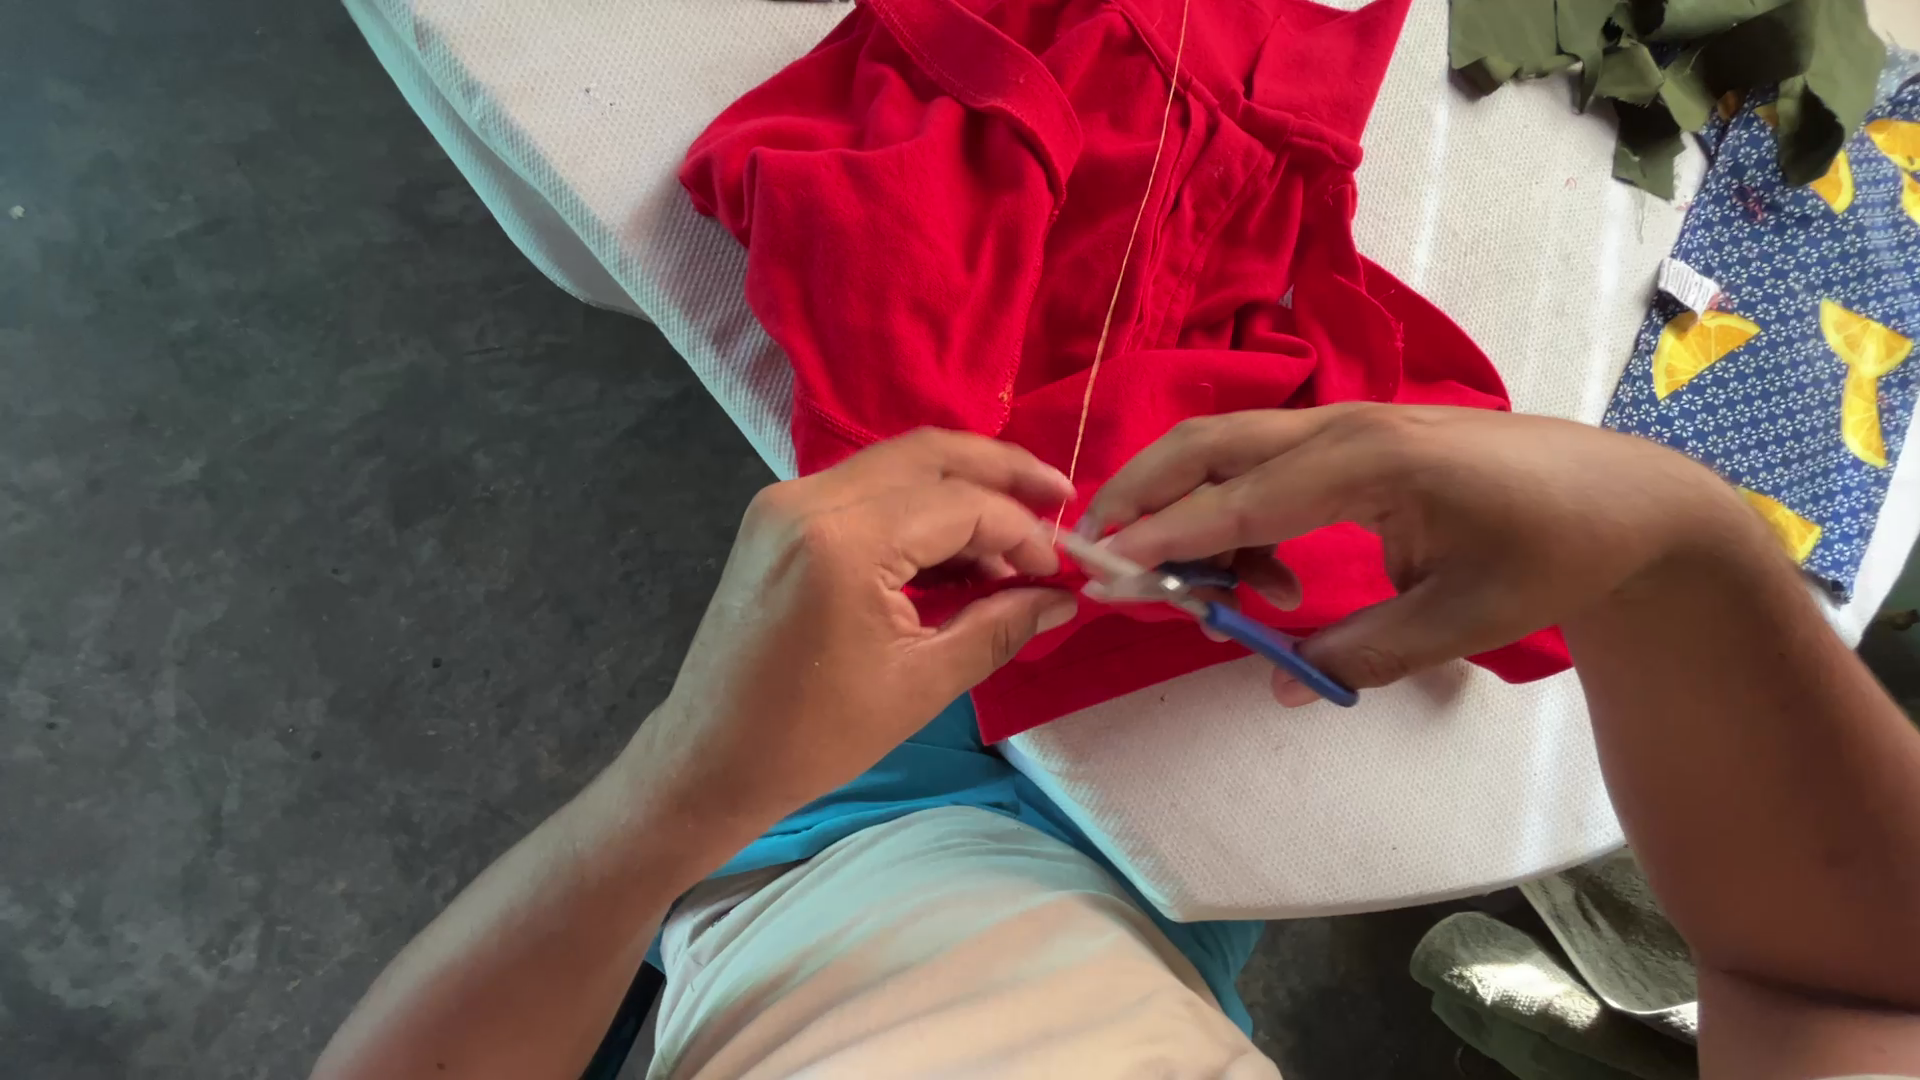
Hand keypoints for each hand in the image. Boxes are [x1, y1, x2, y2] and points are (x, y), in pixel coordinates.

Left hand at [633, 430, 1077, 839]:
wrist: (711, 757)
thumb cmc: (815, 736)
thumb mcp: (922, 683)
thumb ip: (1000, 626)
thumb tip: (1062, 597)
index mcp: (845, 540)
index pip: (961, 505)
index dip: (1022, 532)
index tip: (1056, 569)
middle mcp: (810, 498)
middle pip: (930, 455)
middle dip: (1002, 472)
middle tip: (1058, 497)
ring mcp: (786, 500)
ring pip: (897, 465)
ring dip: (960, 488)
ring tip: (1013, 532)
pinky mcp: (778, 515)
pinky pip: (865, 489)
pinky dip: (916, 507)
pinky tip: (954, 543)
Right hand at [1082, 404, 1765, 703]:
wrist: (1625, 499)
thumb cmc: (1552, 553)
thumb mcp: (1465, 619)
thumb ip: (1365, 655)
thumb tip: (1281, 688)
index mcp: (1368, 462)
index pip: (1235, 500)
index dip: (1163, 539)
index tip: (1105, 570)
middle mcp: (1336, 429)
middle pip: (1204, 445)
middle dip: (1138, 492)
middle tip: (1096, 545)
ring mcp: (1336, 429)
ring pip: (1219, 453)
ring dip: (1185, 514)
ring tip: (1215, 596)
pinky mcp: (1340, 444)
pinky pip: (1254, 472)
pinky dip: (1231, 521)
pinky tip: (1270, 578)